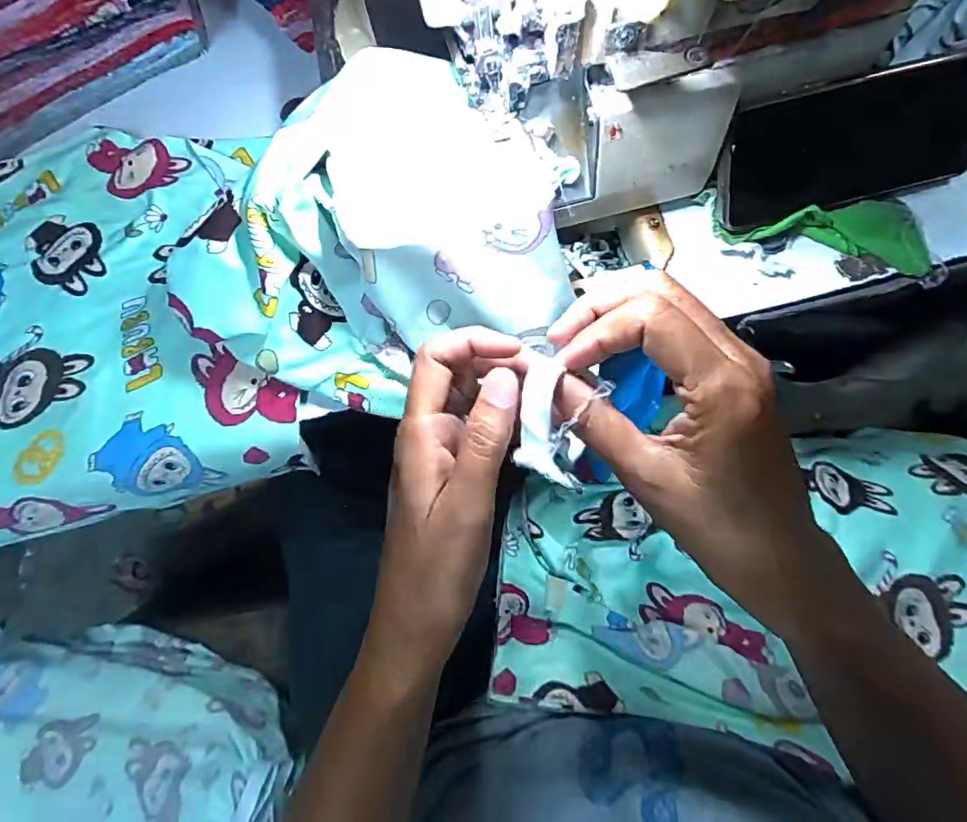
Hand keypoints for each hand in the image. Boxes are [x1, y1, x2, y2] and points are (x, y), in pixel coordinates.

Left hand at [367, 328, 524, 680]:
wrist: (416, 625)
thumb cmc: (437, 568)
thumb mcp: (468, 500)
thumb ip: (486, 435)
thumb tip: (506, 373)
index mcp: (420, 430)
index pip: (435, 357)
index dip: (473, 342)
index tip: (520, 352)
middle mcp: (428, 430)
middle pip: (456, 373)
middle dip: (497, 362)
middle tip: (546, 377)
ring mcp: (442, 450)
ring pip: (472, 400)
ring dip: (506, 391)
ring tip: (549, 397)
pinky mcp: (457, 470)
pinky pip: (481, 430)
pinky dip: (507, 421)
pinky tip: (537, 429)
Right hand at [549, 273, 843, 632]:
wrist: (782, 558)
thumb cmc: (716, 527)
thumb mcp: (646, 476)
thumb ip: (594, 420)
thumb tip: (548, 381)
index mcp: (722, 383)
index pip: (651, 316)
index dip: (597, 332)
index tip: (563, 365)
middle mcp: (738, 355)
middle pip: (662, 290)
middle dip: (602, 306)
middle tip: (562, 338)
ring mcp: (741, 358)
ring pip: (672, 299)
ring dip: (618, 311)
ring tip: (578, 341)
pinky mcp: (735, 369)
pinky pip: (681, 324)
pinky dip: (638, 327)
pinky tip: (611, 354)